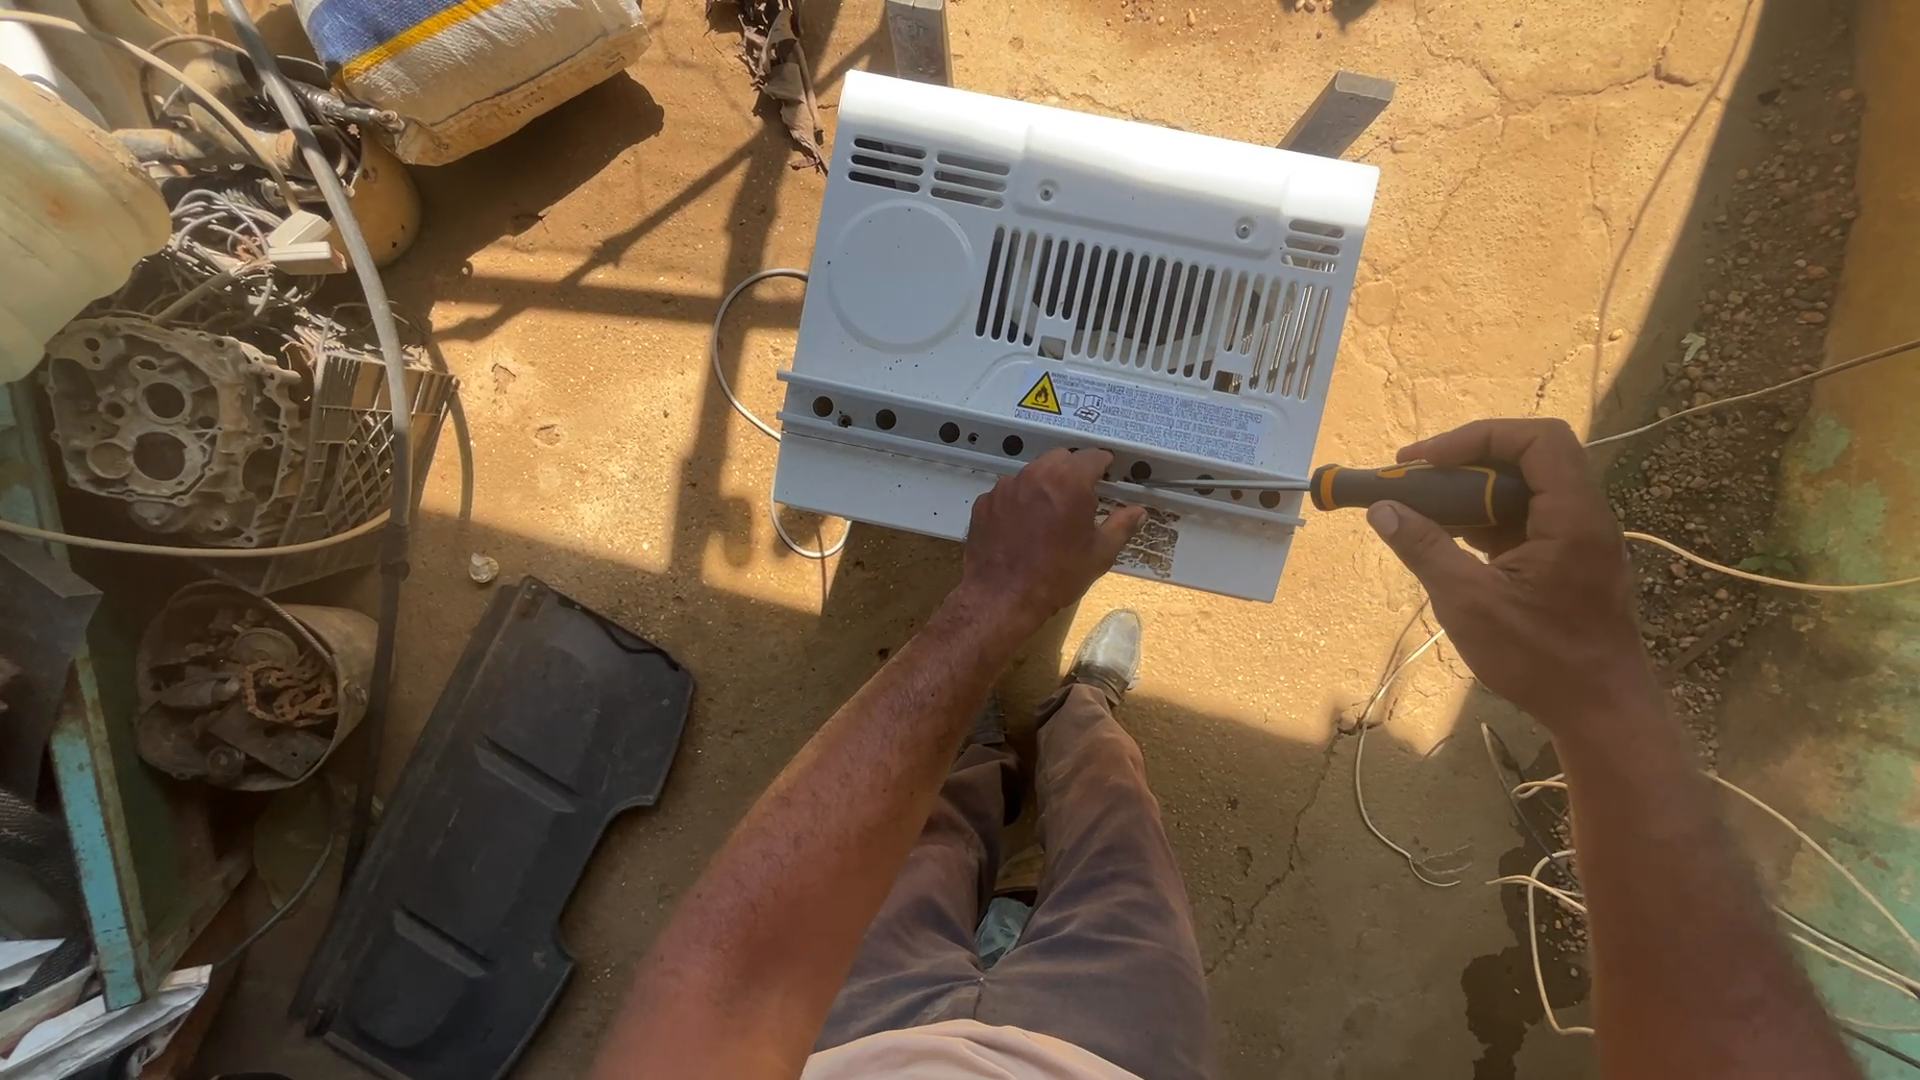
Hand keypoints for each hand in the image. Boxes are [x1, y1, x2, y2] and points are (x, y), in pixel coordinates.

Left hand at [955, 449, 1144, 633]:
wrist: (1003, 597)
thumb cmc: (1057, 576)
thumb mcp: (1099, 553)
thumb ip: (1121, 526)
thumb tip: (1138, 512)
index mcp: (1069, 482)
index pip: (1092, 456)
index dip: (1103, 463)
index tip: (1107, 471)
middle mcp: (1035, 475)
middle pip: (1060, 458)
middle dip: (1073, 470)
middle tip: (1080, 494)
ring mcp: (1005, 487)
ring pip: (1031, 473)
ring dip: (1044, 484)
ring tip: (1049, 513)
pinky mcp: (984, 502)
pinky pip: (1008, 492)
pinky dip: (1018, 501)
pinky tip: (1021, 526)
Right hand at [1366, 418, 1658, 734]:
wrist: (1600, 711)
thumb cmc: (1539, 658)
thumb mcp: (1468, 601)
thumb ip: (1425, 548)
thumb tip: (1381, 510)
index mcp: (1572, 518)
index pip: (1538, 440)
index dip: (1477, 437)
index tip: (1423, 461)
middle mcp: (1582, 518)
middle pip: (1527, 458)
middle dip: (1463, 460)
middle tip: (1411, 478)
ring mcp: (1575, 540)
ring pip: (1520, 489)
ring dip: (1467, 491)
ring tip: (1418, 508)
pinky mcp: (1564, 561)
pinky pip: (1519, 520)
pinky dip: (1478, 519)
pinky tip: (1444, 539)